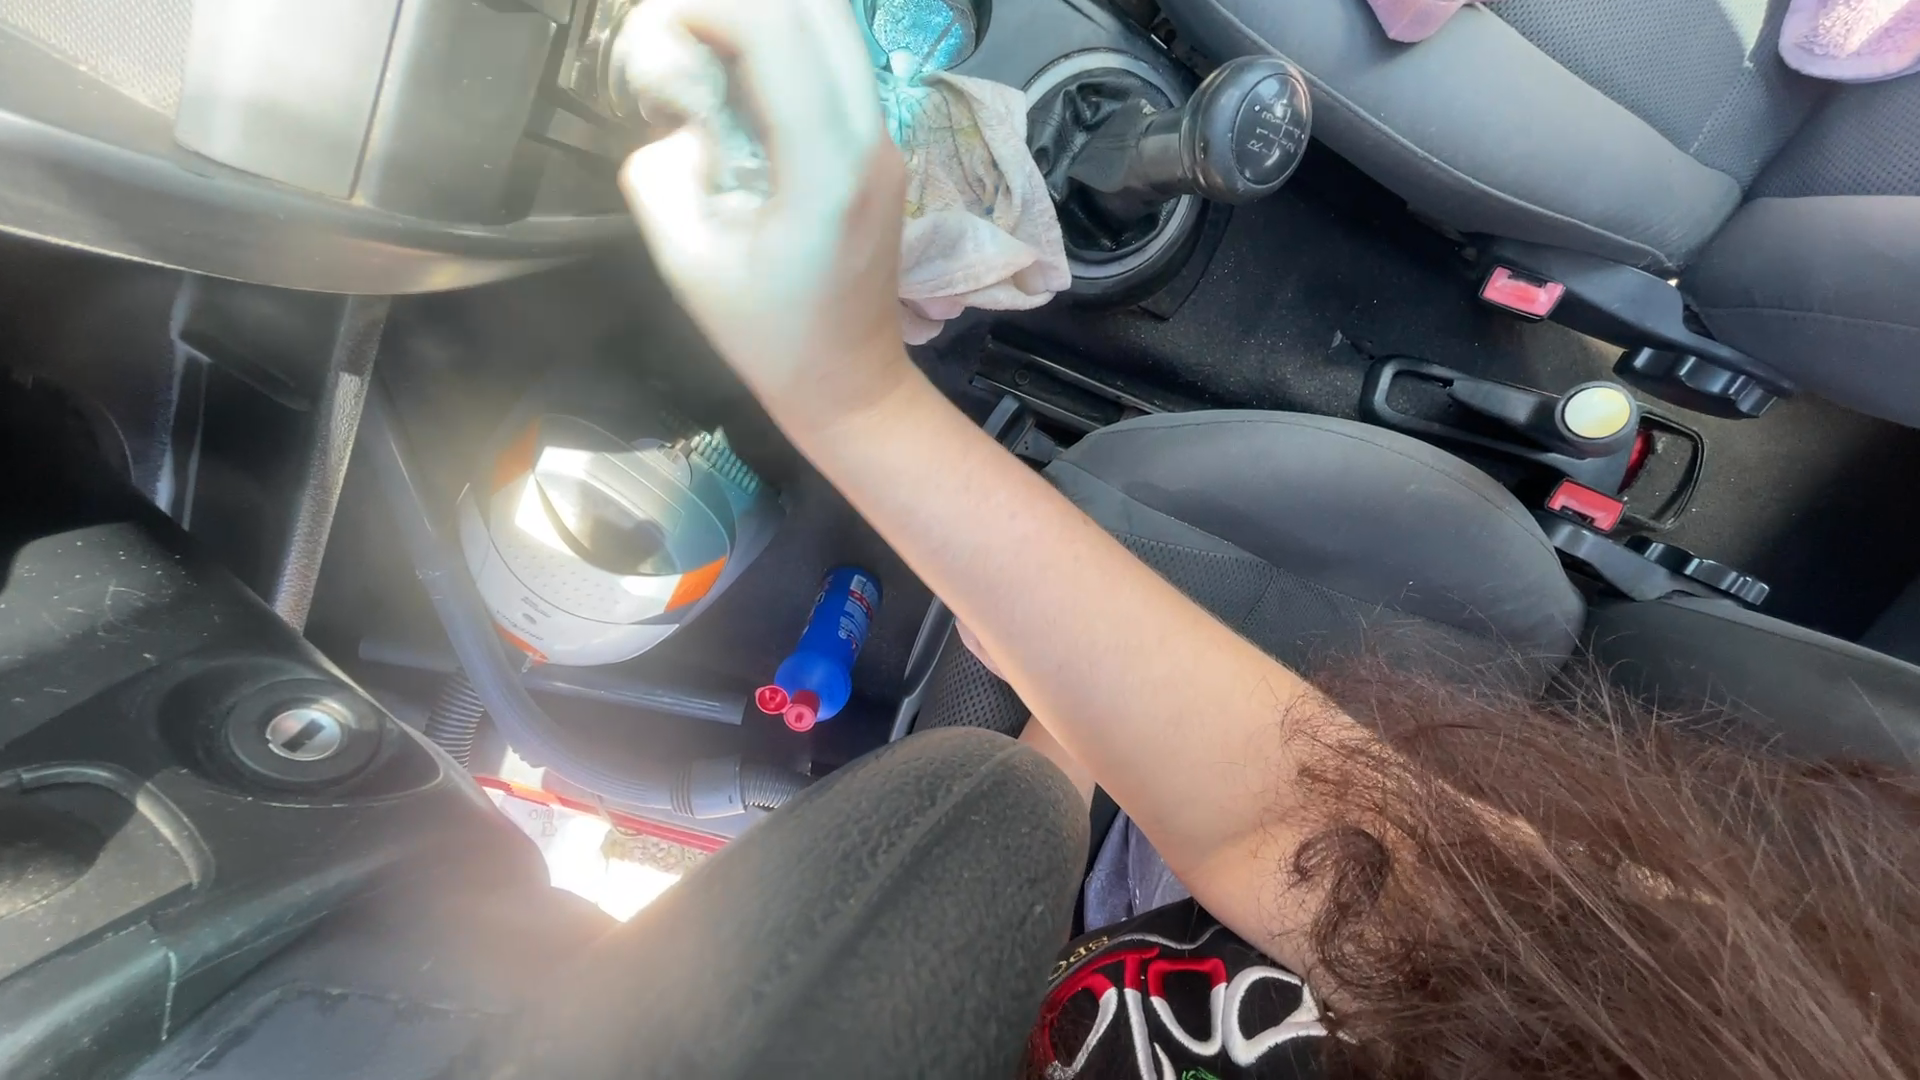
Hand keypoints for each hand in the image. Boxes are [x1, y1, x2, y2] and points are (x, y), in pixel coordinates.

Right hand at [618, 0, 913, 425]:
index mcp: (828, 168)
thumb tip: (680, 119)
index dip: (700, 5)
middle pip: (813, 1)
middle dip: (733, 2)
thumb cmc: (772, 341)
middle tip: (682, 51)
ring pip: (829, 23)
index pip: (772, 21)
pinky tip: (744, 101)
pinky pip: (835, 65)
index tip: (656, 49)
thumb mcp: (688, 263)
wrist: (852, 385)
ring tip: (708, 73)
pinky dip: (783, 52)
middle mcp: (872, 138)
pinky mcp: (883, 152)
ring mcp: (887, 142)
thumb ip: (660, 168)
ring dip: (760, 21)